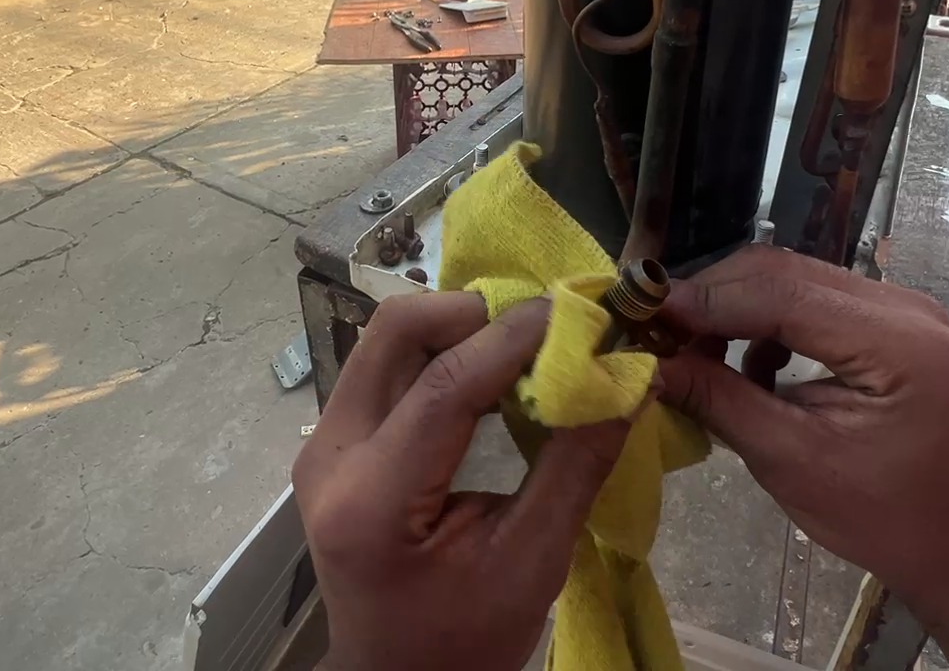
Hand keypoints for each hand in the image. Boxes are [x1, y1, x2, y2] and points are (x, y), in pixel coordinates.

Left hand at [292, 292, 629, 670]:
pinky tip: (489, 370)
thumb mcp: (531, 567)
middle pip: (395, 331)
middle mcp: (330, 453)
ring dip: (458, 325)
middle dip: (473, 312)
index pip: (443, 382)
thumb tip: (623, 378)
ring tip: (522, 344)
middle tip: (540, 327)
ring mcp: (324, 441)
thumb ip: (575, 465)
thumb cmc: (463, 644)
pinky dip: (442, 349)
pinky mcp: (335, 438)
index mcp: (372, 499)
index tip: (574, 311)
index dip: (515, 336)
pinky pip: (388, 362)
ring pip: (388, 337)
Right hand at [656, 244, 948, 603]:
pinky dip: (758, 317)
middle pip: (781, 272)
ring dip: (729, 304)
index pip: (782, 295)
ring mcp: (896, 305)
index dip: (707, 299)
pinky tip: (743, 359)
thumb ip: (715, 399)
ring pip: (786, 276)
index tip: (645, 313)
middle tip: (657, 328)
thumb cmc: (879, 517)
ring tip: (689, 345)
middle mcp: (903, 306)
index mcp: (899, 345)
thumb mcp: (787, 461)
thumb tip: (646, 361)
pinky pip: (802, 294)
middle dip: (711, 296)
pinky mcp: (881, 316)